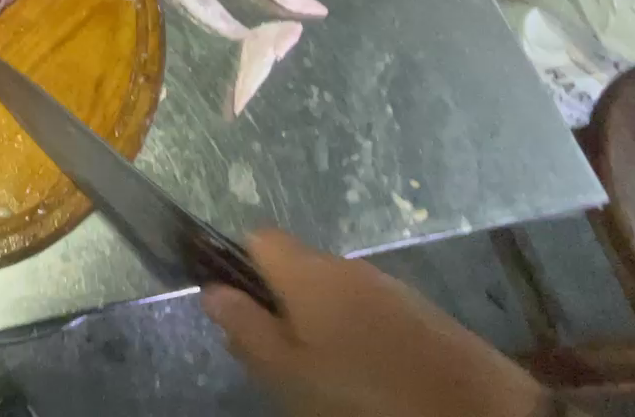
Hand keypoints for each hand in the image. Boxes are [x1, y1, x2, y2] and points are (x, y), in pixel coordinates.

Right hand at [204, 229, 545, 416]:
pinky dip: (360, 335)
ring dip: (322, 322)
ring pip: (334, 292)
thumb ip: (246, 329)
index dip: (241, 267)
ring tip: (328, 377)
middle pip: (295, 267)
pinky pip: (371, 311)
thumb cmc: (366, 396)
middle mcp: (345, 265)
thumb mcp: (290, 375)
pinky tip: (372, 379)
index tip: (242, 311)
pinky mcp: (423, 313)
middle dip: (281, 304)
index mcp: (307, 270)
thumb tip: (212, 291)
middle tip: (281, 359)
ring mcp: (388, 286)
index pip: (257, 237)